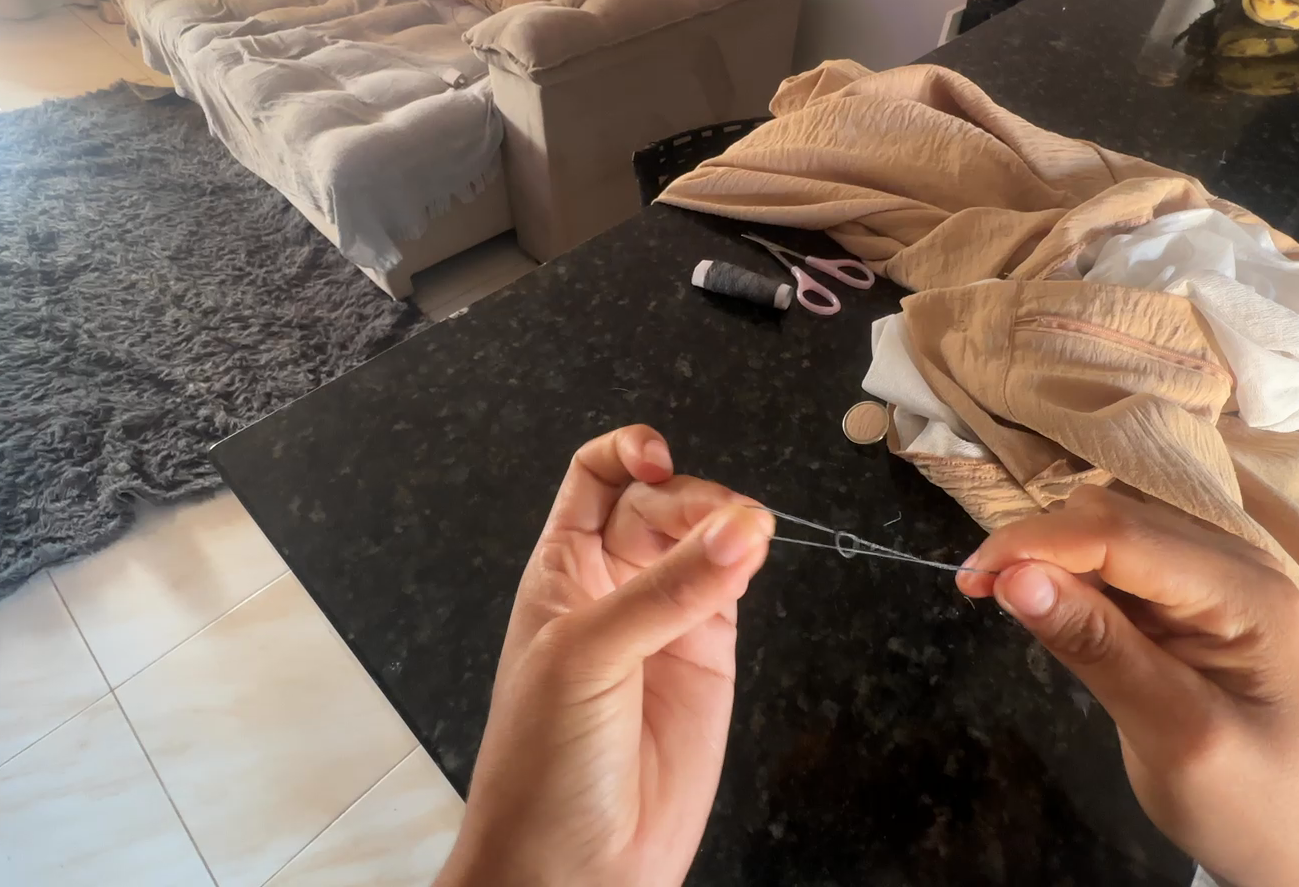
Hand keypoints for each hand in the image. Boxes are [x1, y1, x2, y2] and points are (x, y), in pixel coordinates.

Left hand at [436, 425, 773, 886]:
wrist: (578, 874)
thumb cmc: (545, 757)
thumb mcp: (586, 656)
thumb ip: (665, 591)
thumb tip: (742, 527)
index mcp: (565, 566)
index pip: (596, 477)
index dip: (626, 454)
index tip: (658, 459)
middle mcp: (616, 579)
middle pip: (660, 500)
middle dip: (692, 498)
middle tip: (730, 521)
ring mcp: (667, 613)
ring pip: (703, 536)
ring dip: (727, 524)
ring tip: (751, 535)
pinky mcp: (711, 648)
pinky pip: (732, 584)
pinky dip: (746, 563)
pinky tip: (753, 558)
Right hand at [957, 486, 1298, 886]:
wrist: (1289, 850)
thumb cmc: (1247, 806)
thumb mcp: (1173, 736)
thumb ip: (1096, 648)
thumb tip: (1011, 578)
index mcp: (1244, 593)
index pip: (1118, 535)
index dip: (1035, 543)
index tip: (971, 579)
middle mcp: (1228, 562)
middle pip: (1105, 517)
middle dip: (1035, 546)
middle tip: (981, 594)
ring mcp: (1204, 571)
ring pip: (1097, 525)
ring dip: (1043, 555)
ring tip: (1011, 601)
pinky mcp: (1178, 587)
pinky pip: (1102, 554)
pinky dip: (1060, 570)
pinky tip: (1046, 604)